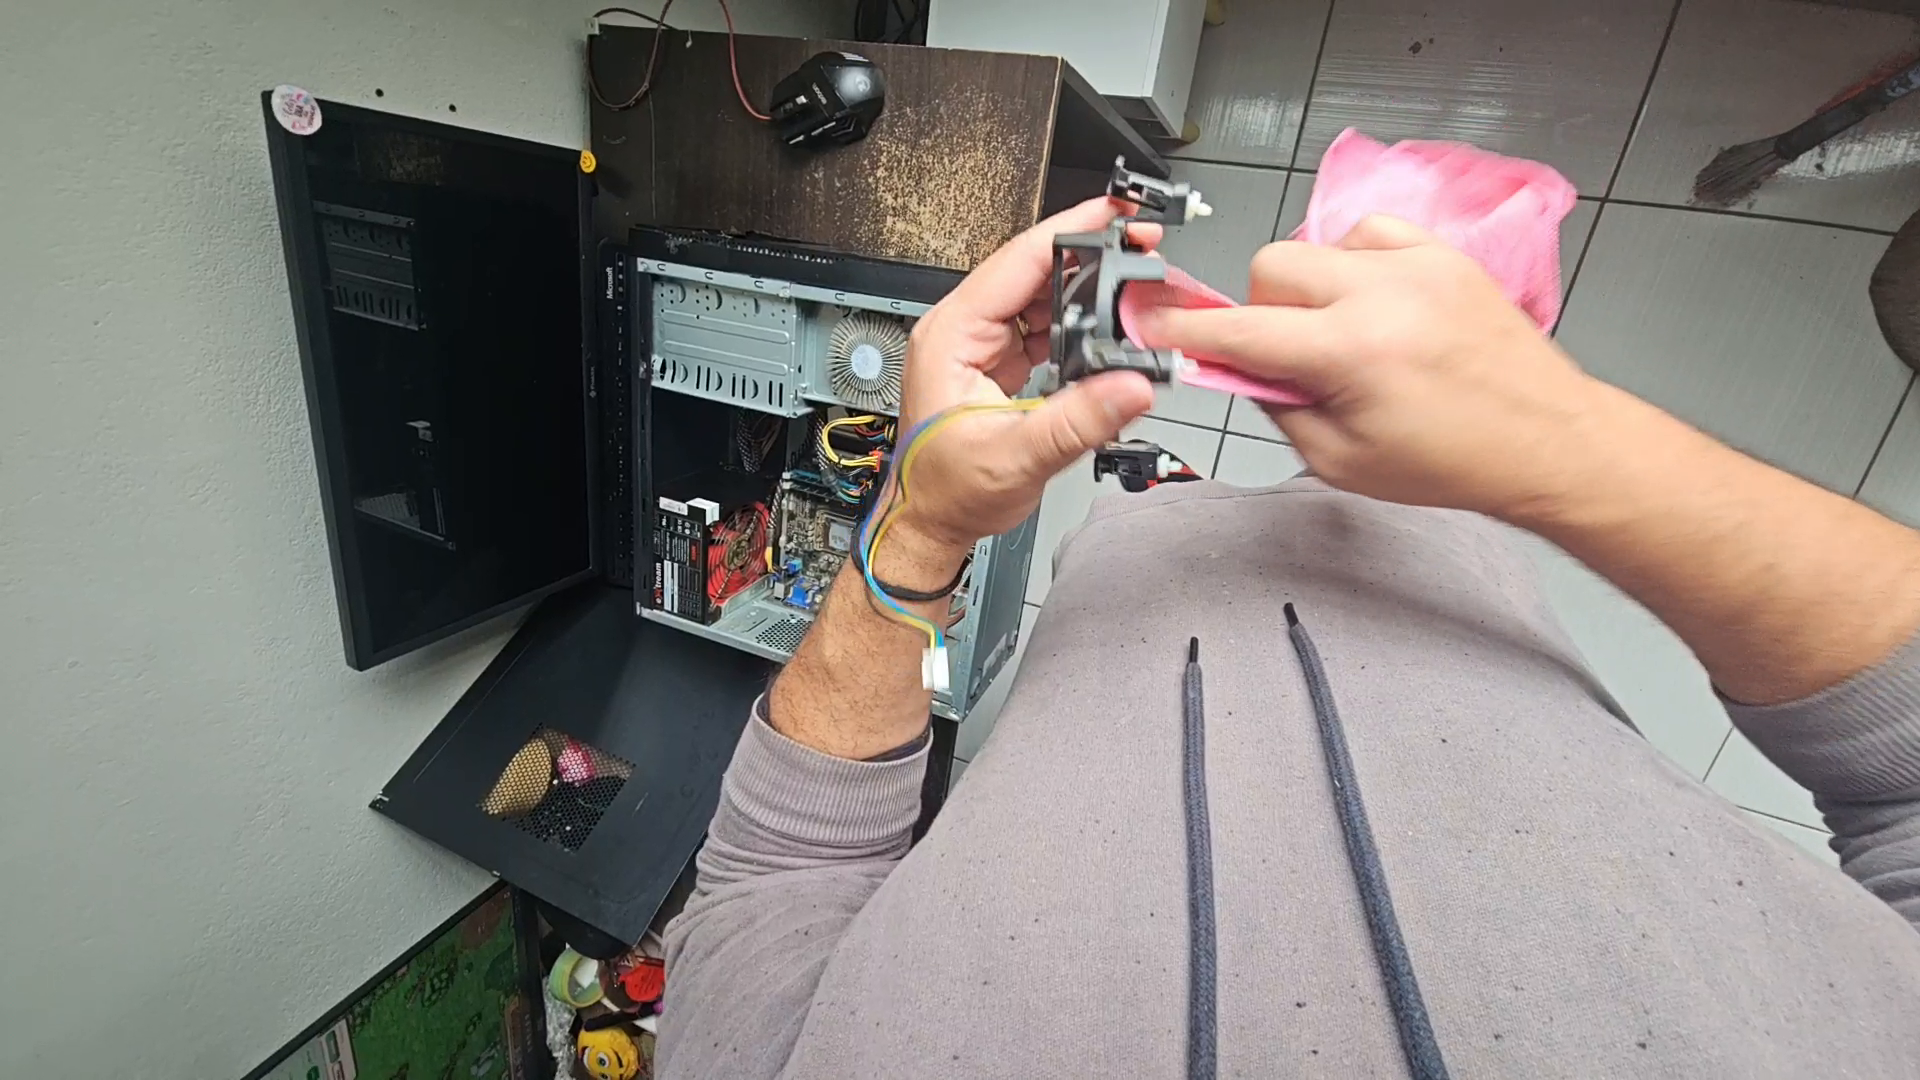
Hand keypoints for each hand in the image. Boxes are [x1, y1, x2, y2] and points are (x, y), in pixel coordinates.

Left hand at [880, 199, 1159, 565]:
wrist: (930, 522)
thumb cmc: (946, 492)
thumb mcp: (1015, 458)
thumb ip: (1078, 421)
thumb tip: (1134, 386)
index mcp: (951, 336)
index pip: (1018, 260)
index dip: (1074, 231)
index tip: (1119, 215)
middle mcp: (959, 331)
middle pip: (1032, 272)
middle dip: (1089, 261)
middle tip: (1140, 257)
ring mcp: (975, 346)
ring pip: (1037, 299)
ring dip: (1083, 296)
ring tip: (1128, 301)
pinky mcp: (990, 364)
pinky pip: (1036, 328)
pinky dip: (1070, 328)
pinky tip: (1097, 339)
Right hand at [1137, 215, 1607, 520]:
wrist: (1547, 441)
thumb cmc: (1447, 462)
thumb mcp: (1336, 459)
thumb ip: (1275, 407)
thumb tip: (1240, 370)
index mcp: (1351, 352)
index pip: (1240, 333)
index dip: (1186, 331)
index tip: (1154, 325)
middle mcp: (1383, 293)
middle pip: (1270, 267)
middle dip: (1257, 312)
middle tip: (1282, 356)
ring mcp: (1418, 265)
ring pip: (1313, 246)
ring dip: (1302, 291)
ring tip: (1332, 332)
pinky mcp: (1444, 256)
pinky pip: (1366, 234)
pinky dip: (1347, 266)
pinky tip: (1365, 303)